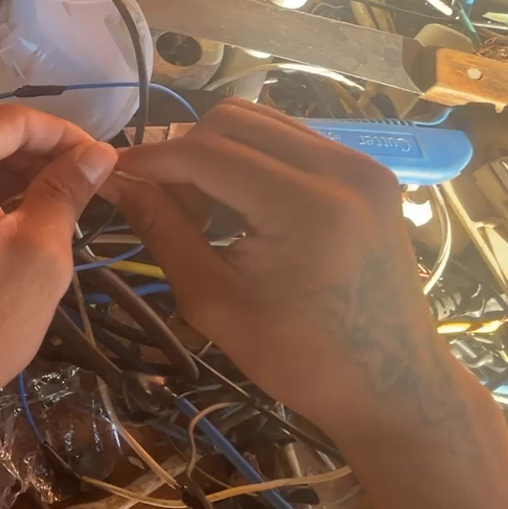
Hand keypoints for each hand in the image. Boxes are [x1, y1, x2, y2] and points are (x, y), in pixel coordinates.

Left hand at [0, 101, 116, 439]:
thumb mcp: (37, 252)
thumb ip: (66, 189)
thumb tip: (99, 152)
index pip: (9, 119)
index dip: (61, 133)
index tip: (102, 156)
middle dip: (35, 144)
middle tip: (84, 173)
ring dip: (10, 162)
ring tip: (59, 190)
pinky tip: (18, 205)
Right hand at [103, 99, 465, 444]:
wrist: (395, 389)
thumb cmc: (299, 357)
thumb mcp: (211, 299)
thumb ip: (160, 228)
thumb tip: (112, 181)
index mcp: (306, 205)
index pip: (203, 151)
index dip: (149, 159)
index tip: (112, 177)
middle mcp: (341, 167)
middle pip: (227, 120)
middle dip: (183, 153)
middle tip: (170, 204)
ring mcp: (360, 163)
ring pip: (254, 119)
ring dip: (213, 149)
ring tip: (204, 205)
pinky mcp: (365, 170)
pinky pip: (283, 136)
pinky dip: (245, 155)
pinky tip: (239, 201)